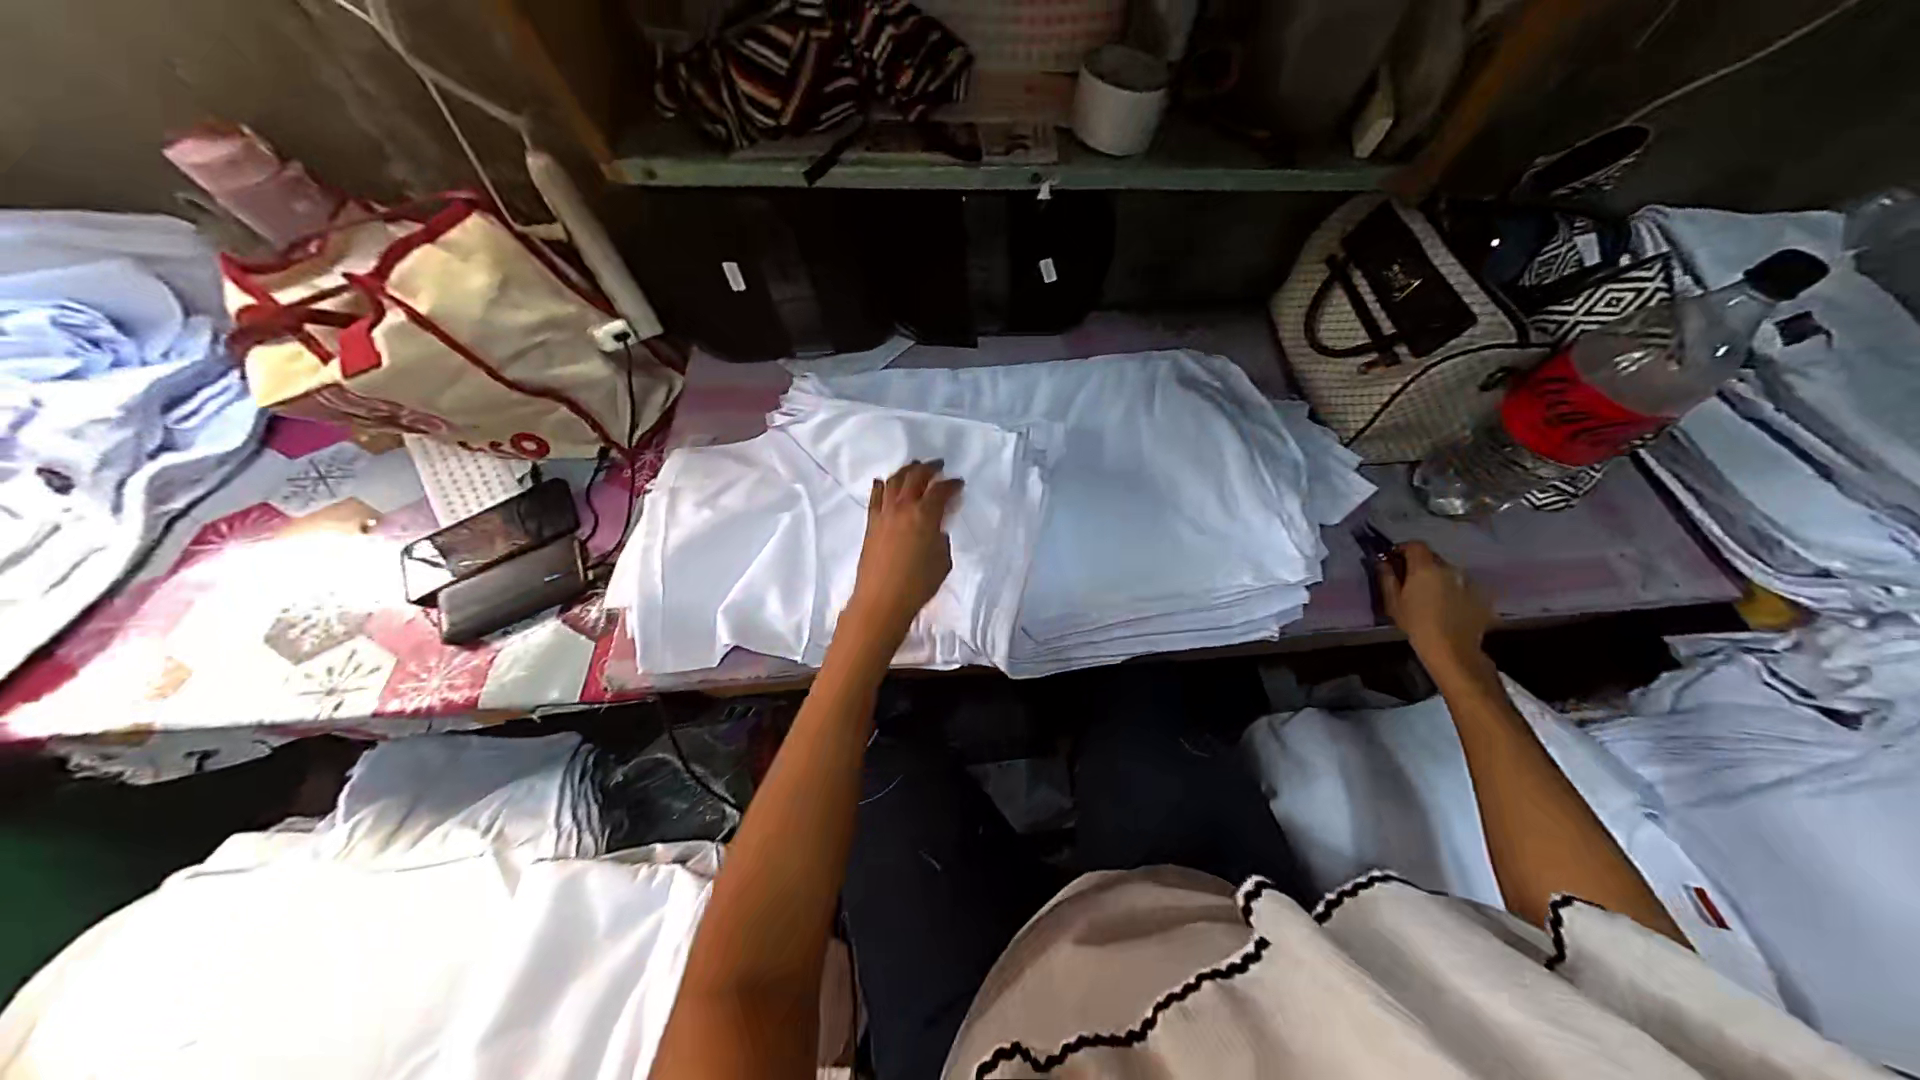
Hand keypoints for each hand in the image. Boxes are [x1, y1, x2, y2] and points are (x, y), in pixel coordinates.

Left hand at [845, 461, 963, 637]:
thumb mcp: (942, 560)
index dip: (952, 484)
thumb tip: (936, 527)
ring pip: (894, 482)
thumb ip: (941, 538)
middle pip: (915, 478)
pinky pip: (876, 497)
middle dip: (929, 469)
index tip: (958, 483)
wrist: (881, 600)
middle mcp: (903, 508)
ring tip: (914, 468)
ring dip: (906, 471)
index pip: (941, 491)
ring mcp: (884, 514)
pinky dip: (882, 485)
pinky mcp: (871, 523)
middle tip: (938, 465)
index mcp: (925, 515)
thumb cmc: (918, 585)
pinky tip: (884, 482)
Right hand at [1376, 541, 1494, 678]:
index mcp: (1425, 568)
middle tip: (1410, 582)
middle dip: (1420, 565)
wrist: (1453, 649)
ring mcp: (1468, 581)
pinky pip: (1462, 586)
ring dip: (1438, 579)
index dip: (1403, 549)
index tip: (1394, 559)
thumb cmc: (1416, 624)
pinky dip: (1453, 591)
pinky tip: (1448, 607)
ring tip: (1430, 597)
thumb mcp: (1393, 602)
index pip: (1415, 545)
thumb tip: (1383, 562)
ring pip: (1448, 572)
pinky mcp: (1480, 595)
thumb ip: (1387, 578)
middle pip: (1433, 558)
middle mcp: (1450, 569)